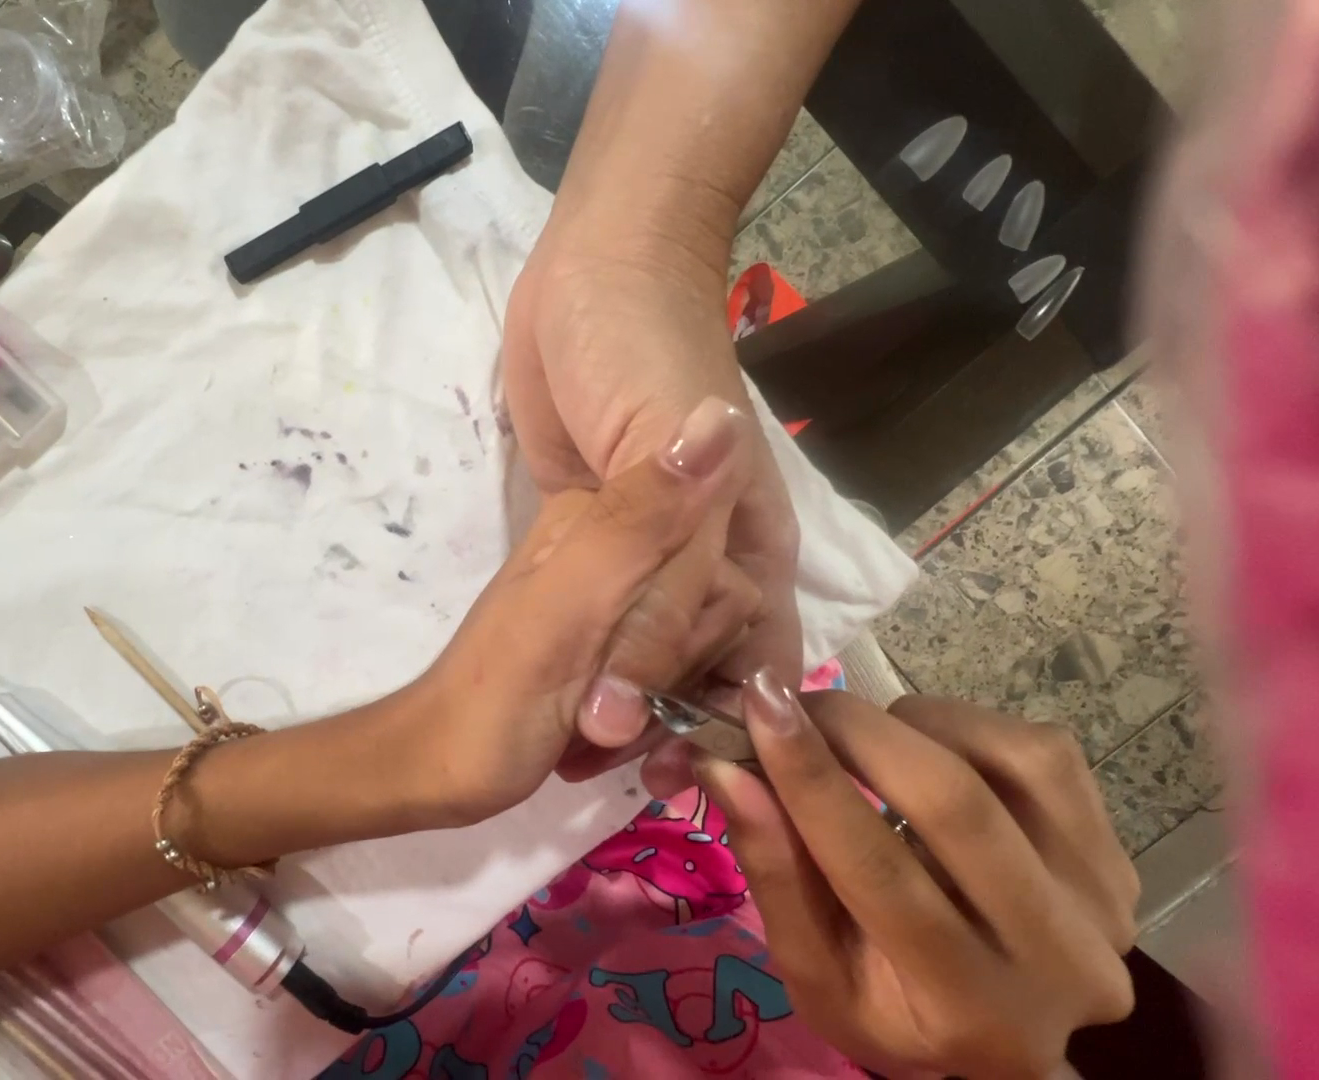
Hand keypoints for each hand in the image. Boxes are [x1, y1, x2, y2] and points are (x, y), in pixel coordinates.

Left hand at [409, 395, 757, 824]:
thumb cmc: (492, 696)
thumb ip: (640, 522)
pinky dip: (645, 721)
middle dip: (667, 687)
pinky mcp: (610, 643)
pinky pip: (668, 676)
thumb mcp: (567, 607)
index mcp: (617, 525)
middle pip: (712, 621)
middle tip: (598, 721)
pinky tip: (601, 746)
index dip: (677, 652)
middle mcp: (624, 553)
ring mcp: (616, 599)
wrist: (429, 766)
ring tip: (592, 739)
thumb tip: (718, 419)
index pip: (720, 580)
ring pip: (694, 655)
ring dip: (657, 715)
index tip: (617, 703)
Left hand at [503, 246, 801, 733]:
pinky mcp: (593, 534)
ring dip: (624, 700)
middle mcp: (703, 553)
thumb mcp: (656, 459)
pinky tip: (566, 703)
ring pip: (648, 646)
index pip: (753, 654)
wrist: (586, 280)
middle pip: (700, 662)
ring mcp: (645, 545)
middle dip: (668, 720)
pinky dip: (591, 658)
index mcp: (742, 541)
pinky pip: (604, 610)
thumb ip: (662, 552)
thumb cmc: (635, 349)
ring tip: (583, 757)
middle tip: (617, 767)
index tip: (681, 770)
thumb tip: (693, 628)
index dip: (727, 718)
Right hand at [698, 683, 1138, 1078]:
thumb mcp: (809, 965)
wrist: (996, 1023)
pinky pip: (1042, 749)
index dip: (810, 775)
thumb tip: (725, 766)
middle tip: (795, 701)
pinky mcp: (1119, 856)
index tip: (757, 700)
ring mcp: (1104, 904)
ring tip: (862, 740)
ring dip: (909, 723)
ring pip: (1007, 759)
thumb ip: (771, 868)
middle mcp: (1061, 963)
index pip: (877, 869)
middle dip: (856, 729)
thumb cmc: (883, 999)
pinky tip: (926, 747)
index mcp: (963, 1009)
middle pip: (953, 803)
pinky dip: (962, 724)